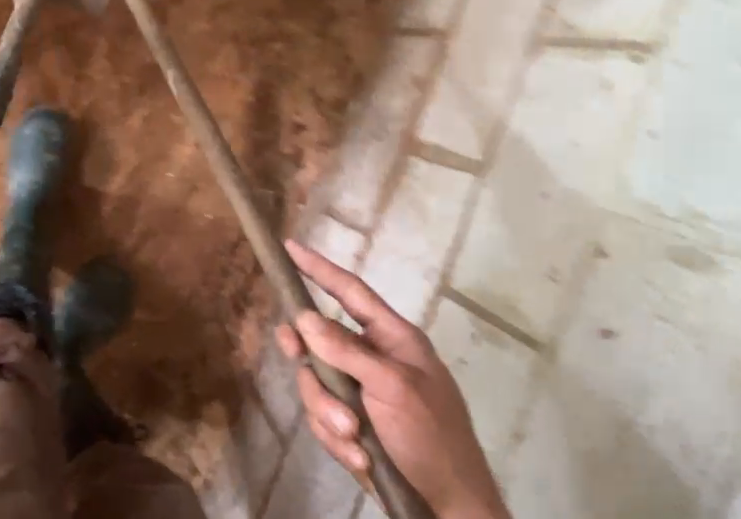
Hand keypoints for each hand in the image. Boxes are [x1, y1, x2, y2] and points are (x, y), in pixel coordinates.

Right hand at [277, 240, 509, 518]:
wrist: (450, 508)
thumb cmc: (432, 437)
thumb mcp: (392, 388)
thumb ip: (346, 350)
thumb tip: (303, 316)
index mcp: (393, 340)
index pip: (350, 292)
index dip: (319, 269)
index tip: (290, 247)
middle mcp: (373, 360)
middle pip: (319, 340)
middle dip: (310, 361)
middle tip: (294, 353)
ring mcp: (361, 393)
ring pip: (315, 383)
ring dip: (328, 413)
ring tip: (354, 437)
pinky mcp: (352, 425)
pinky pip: (321, 418)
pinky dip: (336, 439)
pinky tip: (360, 457)